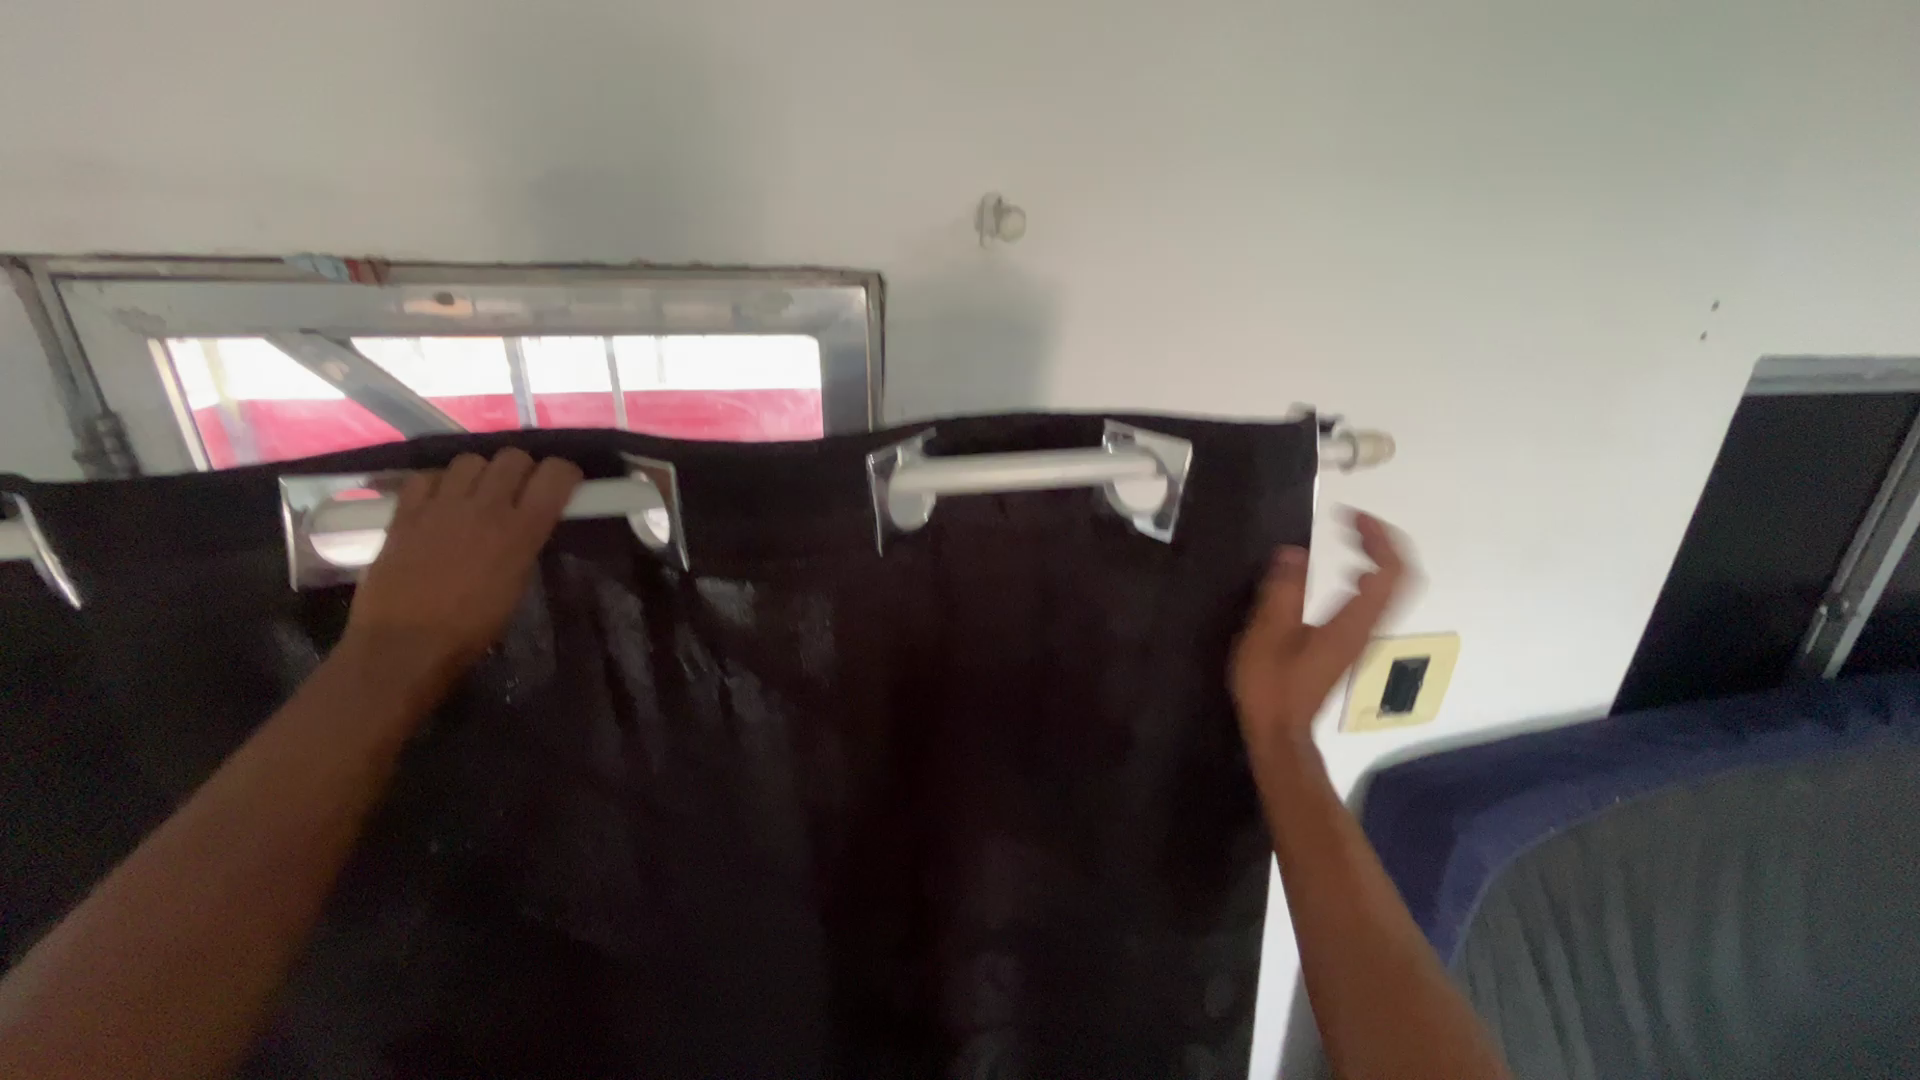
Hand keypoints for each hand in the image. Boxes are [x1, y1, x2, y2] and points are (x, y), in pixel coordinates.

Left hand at [342, 449, 582, 686]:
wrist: (406, 643)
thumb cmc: (473, 626)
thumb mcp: (518, 583)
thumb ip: (526, 542)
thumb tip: (529, 522)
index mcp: (522, 530)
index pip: (555, 474)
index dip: (564, 473)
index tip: (563, 484)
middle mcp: (485, 507)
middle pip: (513, 457)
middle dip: (523, 469)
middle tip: (519, 490)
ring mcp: (441, 505)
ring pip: (470, 460)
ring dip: (480, 473)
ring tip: (477, 494)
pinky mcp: (404, 511)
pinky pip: (427, 476)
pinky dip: (439, 483)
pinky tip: (440, 502)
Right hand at [1231, 511, 1411, 755]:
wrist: (1279, 731)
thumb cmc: (1271, 685)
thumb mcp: (1268, 634)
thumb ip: (1284, 591)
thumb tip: (1294, 553)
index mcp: (1352, 623)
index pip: (1388, 573)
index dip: (1377, 538)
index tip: (1348, 516)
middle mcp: (1366, 629)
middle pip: (1399, 579)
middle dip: (1383, 543)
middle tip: (1352, 522)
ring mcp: (1360, 640)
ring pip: (1389, 591)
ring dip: (1376, 558)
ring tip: (1349, 538)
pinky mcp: (1349, 646)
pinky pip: (1373, 602)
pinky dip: (1365, 577)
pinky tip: (1342, 575)